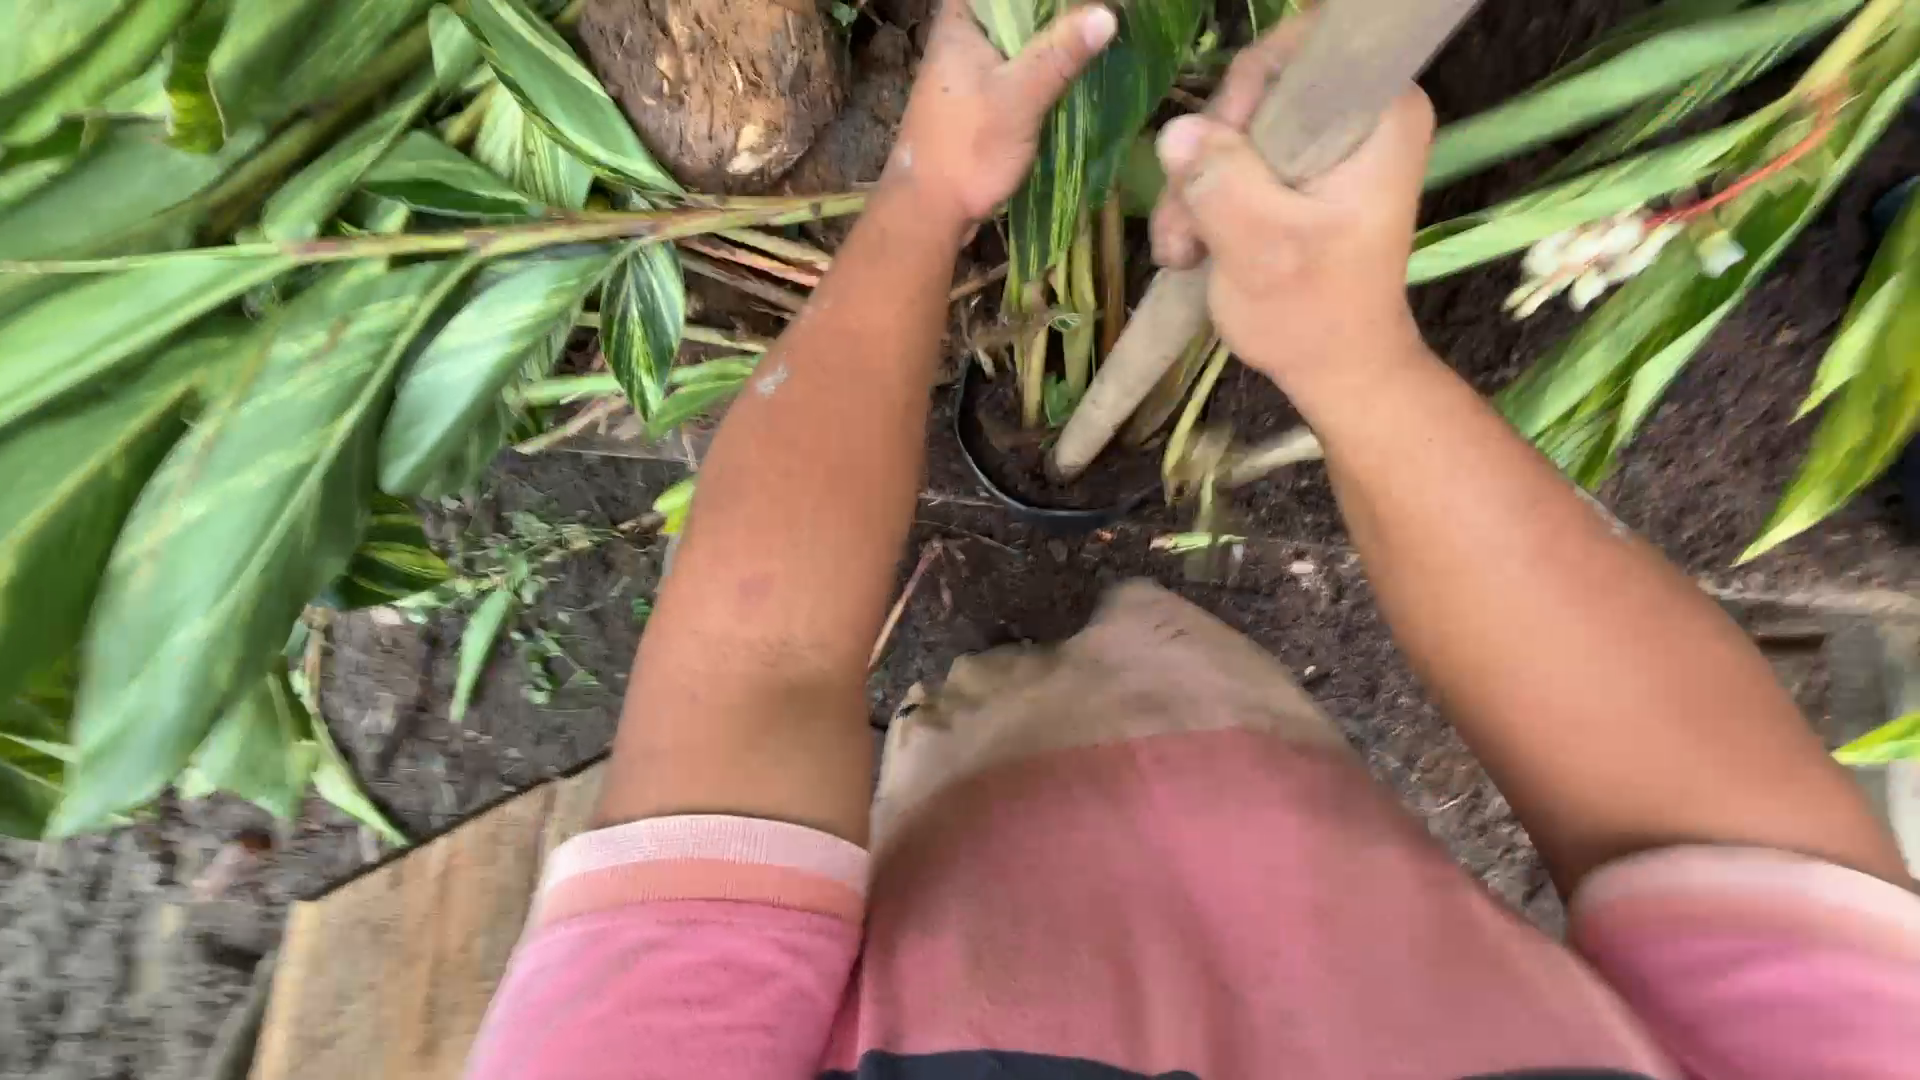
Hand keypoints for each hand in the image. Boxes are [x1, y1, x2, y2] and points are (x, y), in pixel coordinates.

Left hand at [885, 2, 1116, 229]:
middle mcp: (958, 39)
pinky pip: (1014, 74)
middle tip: (1096, 11)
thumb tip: (1107, 16)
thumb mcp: (1019, 98)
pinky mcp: (976, 106)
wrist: (929, 211)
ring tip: (1091, 34)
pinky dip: (1039, 73)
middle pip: (1012, 10)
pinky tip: (1069, 74)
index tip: (1080, 0)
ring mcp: (965, 75)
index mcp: (960, 21)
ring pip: (1015, 43)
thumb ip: (1060, 54)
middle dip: (1053, 13)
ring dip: (1049, 42)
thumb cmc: (967, 150)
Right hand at [1150, 26, 1433, 392]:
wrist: (1331, 370)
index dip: (1245, 90)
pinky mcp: (1290, 182)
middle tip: (1183, 229)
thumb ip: (1220, 183)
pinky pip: (1229, 170)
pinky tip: (1189, 253)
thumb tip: (1172, 131)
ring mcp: (1317, 152)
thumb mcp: (1261, 249)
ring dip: (1191, 195)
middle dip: (1204, 161)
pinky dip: (1200, 209)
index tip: (1216, 154)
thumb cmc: (1311, 315)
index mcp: (1376, 114)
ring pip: (1229, 138)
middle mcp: (1352, 118)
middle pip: (1254, 96)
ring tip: (1181, 254)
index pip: (1304, 45)